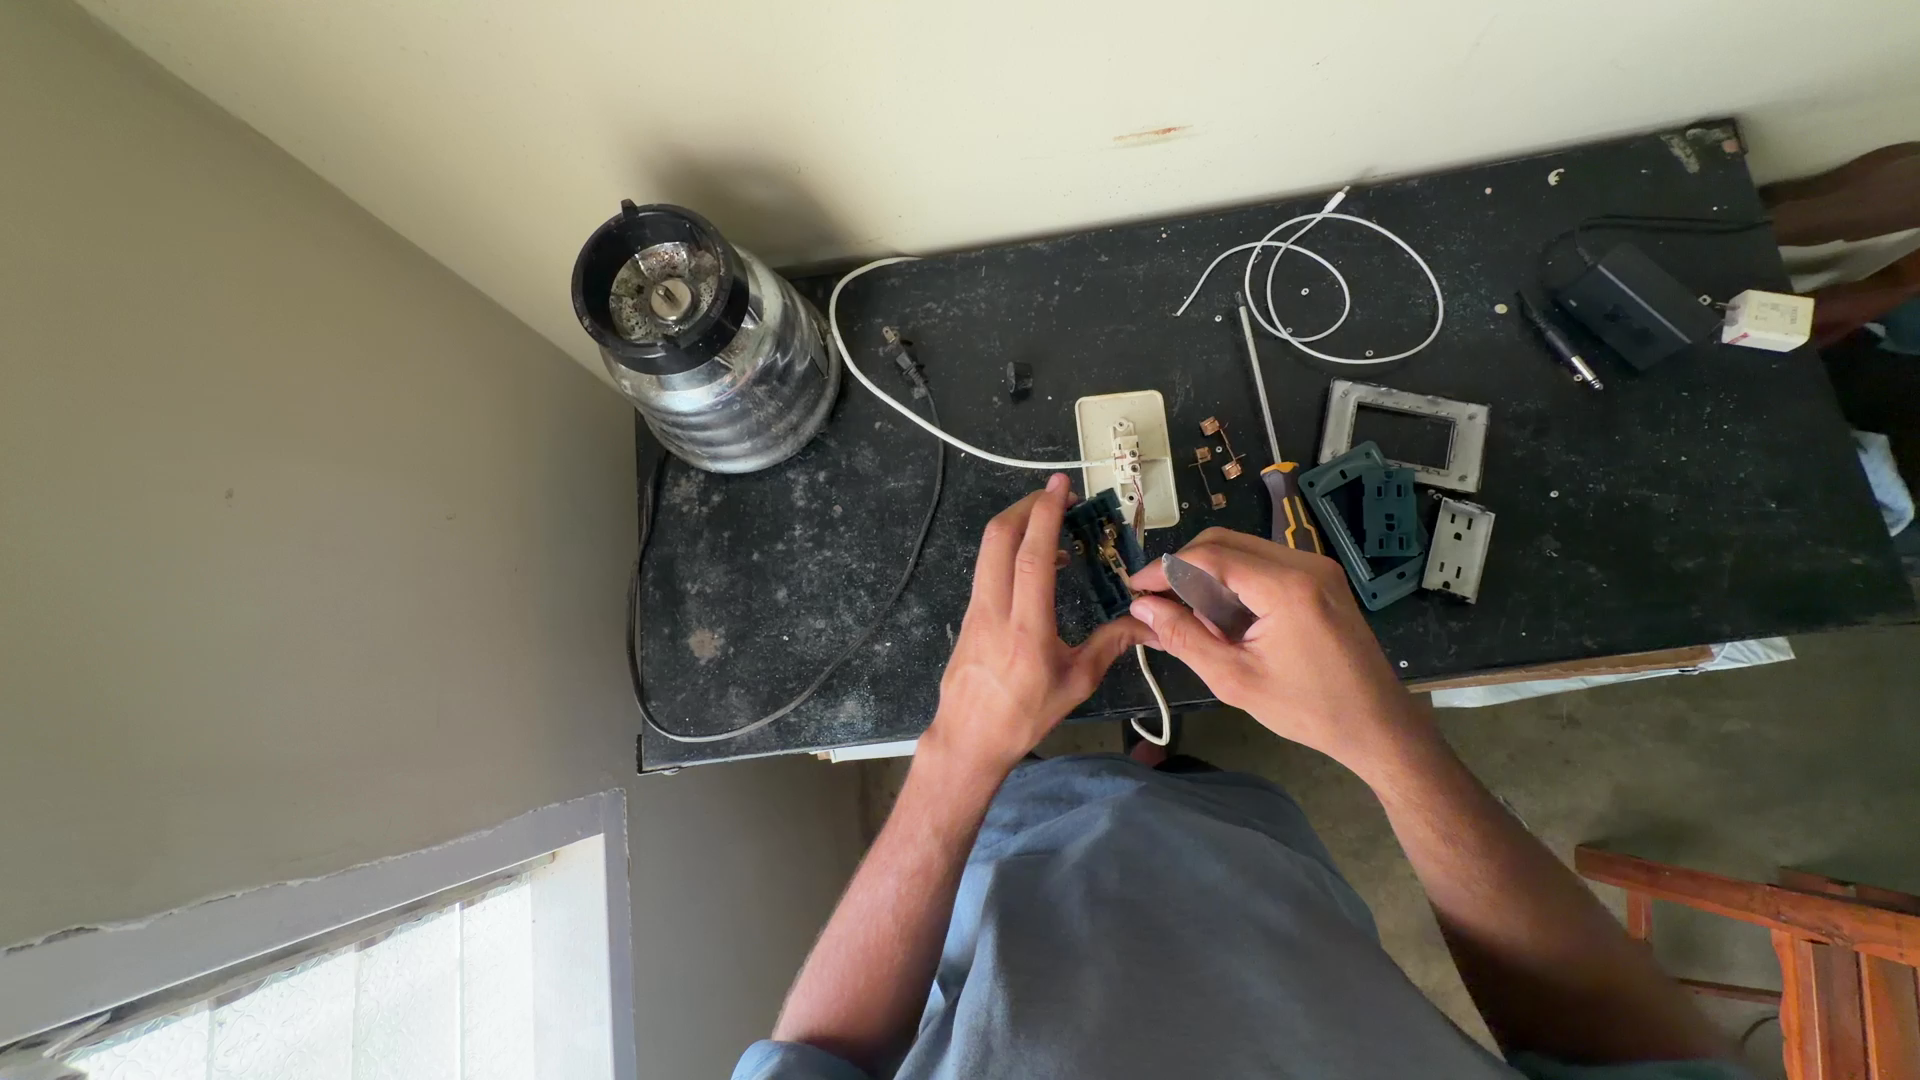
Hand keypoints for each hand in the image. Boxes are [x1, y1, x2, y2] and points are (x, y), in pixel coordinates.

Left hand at [923, 474, 1151, 773]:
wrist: (969, 738)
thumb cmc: (1025, 715)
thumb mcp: (1076, 683)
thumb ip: (1111, 644)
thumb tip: (1148, 622)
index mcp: (1025, 626)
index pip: (1033, 556)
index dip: (1046, 514)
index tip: (1060, 486)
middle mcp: (994, 608)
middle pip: (999, 538)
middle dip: (1027, 506)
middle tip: (1057, 496)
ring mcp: (976, 609)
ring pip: (988, 550)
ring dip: (1017, 526)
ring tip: (1053, 526)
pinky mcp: (970, 614)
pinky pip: (988, 568)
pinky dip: (1010, 551)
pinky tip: (1037, 565)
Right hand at [1126, 528, 1434, 778]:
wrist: (1379, 725)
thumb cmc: (1308, 710)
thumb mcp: (1234, 679)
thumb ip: (1183, 637)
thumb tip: (1141, 608)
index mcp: (1286, 587)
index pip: (1210, 556)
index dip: (1165, 568)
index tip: (1135, 589)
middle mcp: (1304, 563)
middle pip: (1224, 541)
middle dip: (1183, 567)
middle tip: (1157, 601)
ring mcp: (1316, 567)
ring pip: (1241, 549)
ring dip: (1207, 575)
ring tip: (1194, 619)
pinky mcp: (1320, 578)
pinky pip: (1262, 563)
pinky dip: (1233, 582)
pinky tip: (1226, 619)